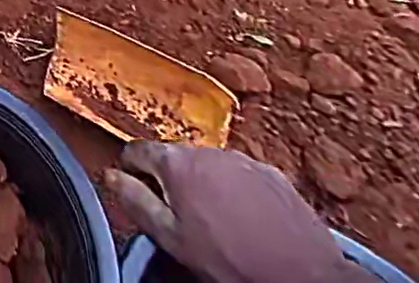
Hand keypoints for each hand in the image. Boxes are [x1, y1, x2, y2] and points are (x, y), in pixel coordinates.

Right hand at [107, 143, 359, 282]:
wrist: (307, 279)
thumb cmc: (235, 262)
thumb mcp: (172, 238)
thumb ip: (134, 199)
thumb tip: (111, 175)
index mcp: (175, 161)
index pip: (136, 151)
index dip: (131, 171)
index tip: (137, 191)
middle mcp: (205, 150)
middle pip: (173, 157)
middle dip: (171, 180)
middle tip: (182, 217)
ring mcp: (242, 159)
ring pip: (208, 164)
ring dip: (204, 183)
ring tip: (218, 221)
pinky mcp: (272, 173)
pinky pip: (241, 174)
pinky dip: (237, 190)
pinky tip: (246, 219)